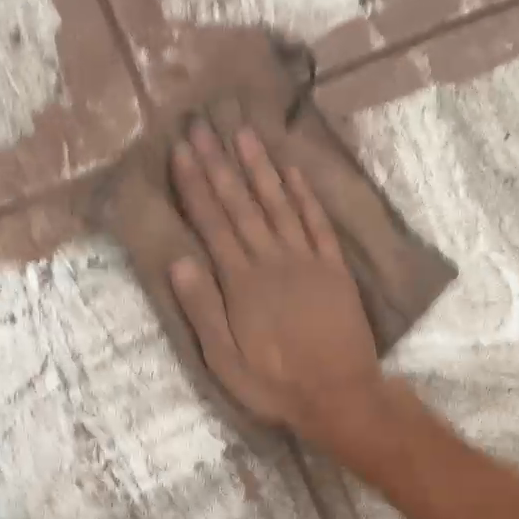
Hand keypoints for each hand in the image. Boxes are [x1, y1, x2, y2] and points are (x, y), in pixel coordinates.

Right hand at [168, 119, 385, 442]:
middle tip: (204, 123)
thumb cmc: (274, 385)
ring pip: (279, 203)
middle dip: (220, 163)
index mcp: (241, 283)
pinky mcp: (334, 268)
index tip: (181, 149)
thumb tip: (179, 262)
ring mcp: (307, 260)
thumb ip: (203, 310)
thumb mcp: (224, 361)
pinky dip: (303, 193)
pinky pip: (317, 221)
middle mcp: (272, 260)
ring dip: (260, 166)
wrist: (339, 395)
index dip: (195, 185)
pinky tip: (291, 170)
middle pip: (241, 204)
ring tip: (244, 131)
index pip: (212, 223)